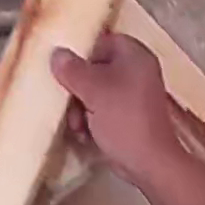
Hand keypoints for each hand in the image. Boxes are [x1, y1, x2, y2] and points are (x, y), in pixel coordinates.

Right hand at [50, 32, 186, 185]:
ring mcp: (133, 97)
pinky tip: (85, 134)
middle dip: (77, 89)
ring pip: (96, 93)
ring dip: (80, 109)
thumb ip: (73, 70)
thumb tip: (56, 53)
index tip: (63, 70)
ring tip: (77, 126)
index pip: (103, 42)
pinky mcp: (129, 118)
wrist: (148, 162)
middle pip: (96, 70)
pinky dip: (92, 121)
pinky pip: (103, 111)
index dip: (82, 53)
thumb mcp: (94, 91)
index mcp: (134, 56)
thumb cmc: (123, 119)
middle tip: (68, 104)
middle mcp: (136, 72)